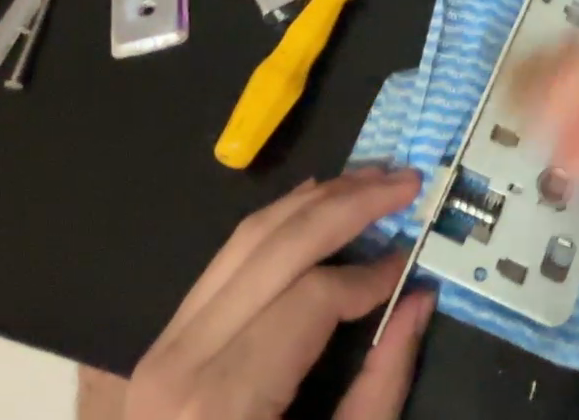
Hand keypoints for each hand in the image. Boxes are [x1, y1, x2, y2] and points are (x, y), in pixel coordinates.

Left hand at [124, 167, 437, 419]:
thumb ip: (380, 386)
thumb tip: (418, 300)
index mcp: (222, 401)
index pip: (313, 296)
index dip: (373, 273)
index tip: (413, 265)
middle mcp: (182, 357)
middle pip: (278, 245)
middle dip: (351, 202)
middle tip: (406, 181)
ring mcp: (161, 343)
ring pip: (247, 236)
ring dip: (316, 199)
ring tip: (371, 180)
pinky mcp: (159, 340)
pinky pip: (225, 259)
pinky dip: (278, 223)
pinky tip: (314, 204)